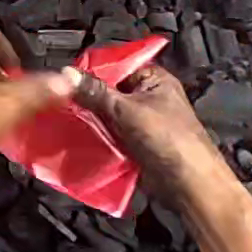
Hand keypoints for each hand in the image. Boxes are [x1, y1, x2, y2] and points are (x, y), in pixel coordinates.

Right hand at [74, 64, 235, 206]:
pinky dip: (92, 131)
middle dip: (85, 95)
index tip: (65, 79)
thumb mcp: (128, 110)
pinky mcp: (130, 139)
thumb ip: (95, 91)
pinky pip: (104, 129)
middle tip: (61, 99)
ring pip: (102, 110)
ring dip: (87, 115)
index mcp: (153, 79)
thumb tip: (66, 73)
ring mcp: (137, 118)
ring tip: (64, 116)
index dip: (89, 70)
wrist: (190, 187)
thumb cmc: (171, 142)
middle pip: (105, 88)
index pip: (113, 64)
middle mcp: (145, 95)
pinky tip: (74, 132)